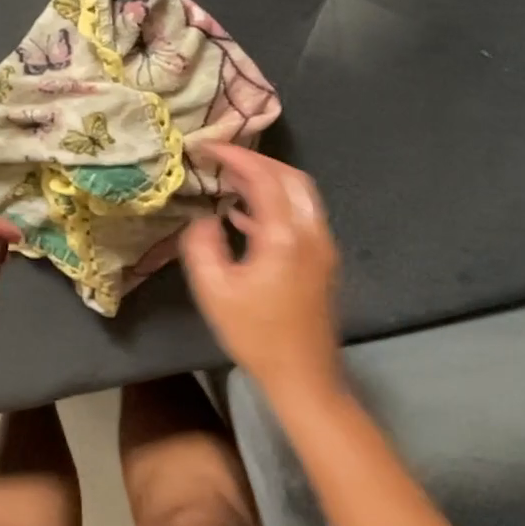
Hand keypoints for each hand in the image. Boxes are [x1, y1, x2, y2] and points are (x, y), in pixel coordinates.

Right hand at [180, 142, 343, 403]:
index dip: (236, 157)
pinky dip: (276, 203)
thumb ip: (202, 246)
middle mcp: (311, 233)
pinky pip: (301, 215)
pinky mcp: (322, 261)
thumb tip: (204, 218)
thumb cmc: (255, 336)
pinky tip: (244, 217)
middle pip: (291, 177)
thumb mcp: (214, 291)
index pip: (264, 178)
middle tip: (222, 159)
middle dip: (256, 162)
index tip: (207, 148)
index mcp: (284, 237)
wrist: (304, 377)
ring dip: (268, 181)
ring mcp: (322, 247)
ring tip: (229, 181)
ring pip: (300, 195)